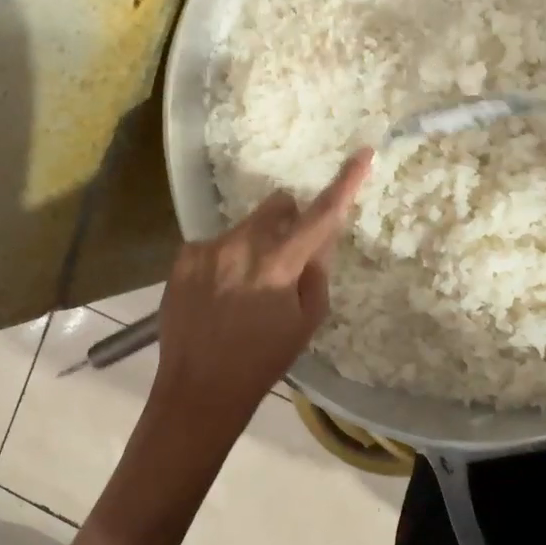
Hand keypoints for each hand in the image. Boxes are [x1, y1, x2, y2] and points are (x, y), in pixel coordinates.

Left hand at [150, 149, 373, 425]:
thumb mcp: (306, 322)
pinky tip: (218, 294)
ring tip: (245, 290)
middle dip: (289, 222)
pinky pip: (216, 243)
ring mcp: (207, 248)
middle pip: (278, 205)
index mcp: (278, 263)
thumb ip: (317, 270)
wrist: (197, 391)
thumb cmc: (261, 362)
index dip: (345, 182)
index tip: (362, 153)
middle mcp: (241, 244)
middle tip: (287, 260)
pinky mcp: (182, 257)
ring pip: (246, 226)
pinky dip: (226, 259)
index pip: (321, 214)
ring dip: (256, 244)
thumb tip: (321, 235)